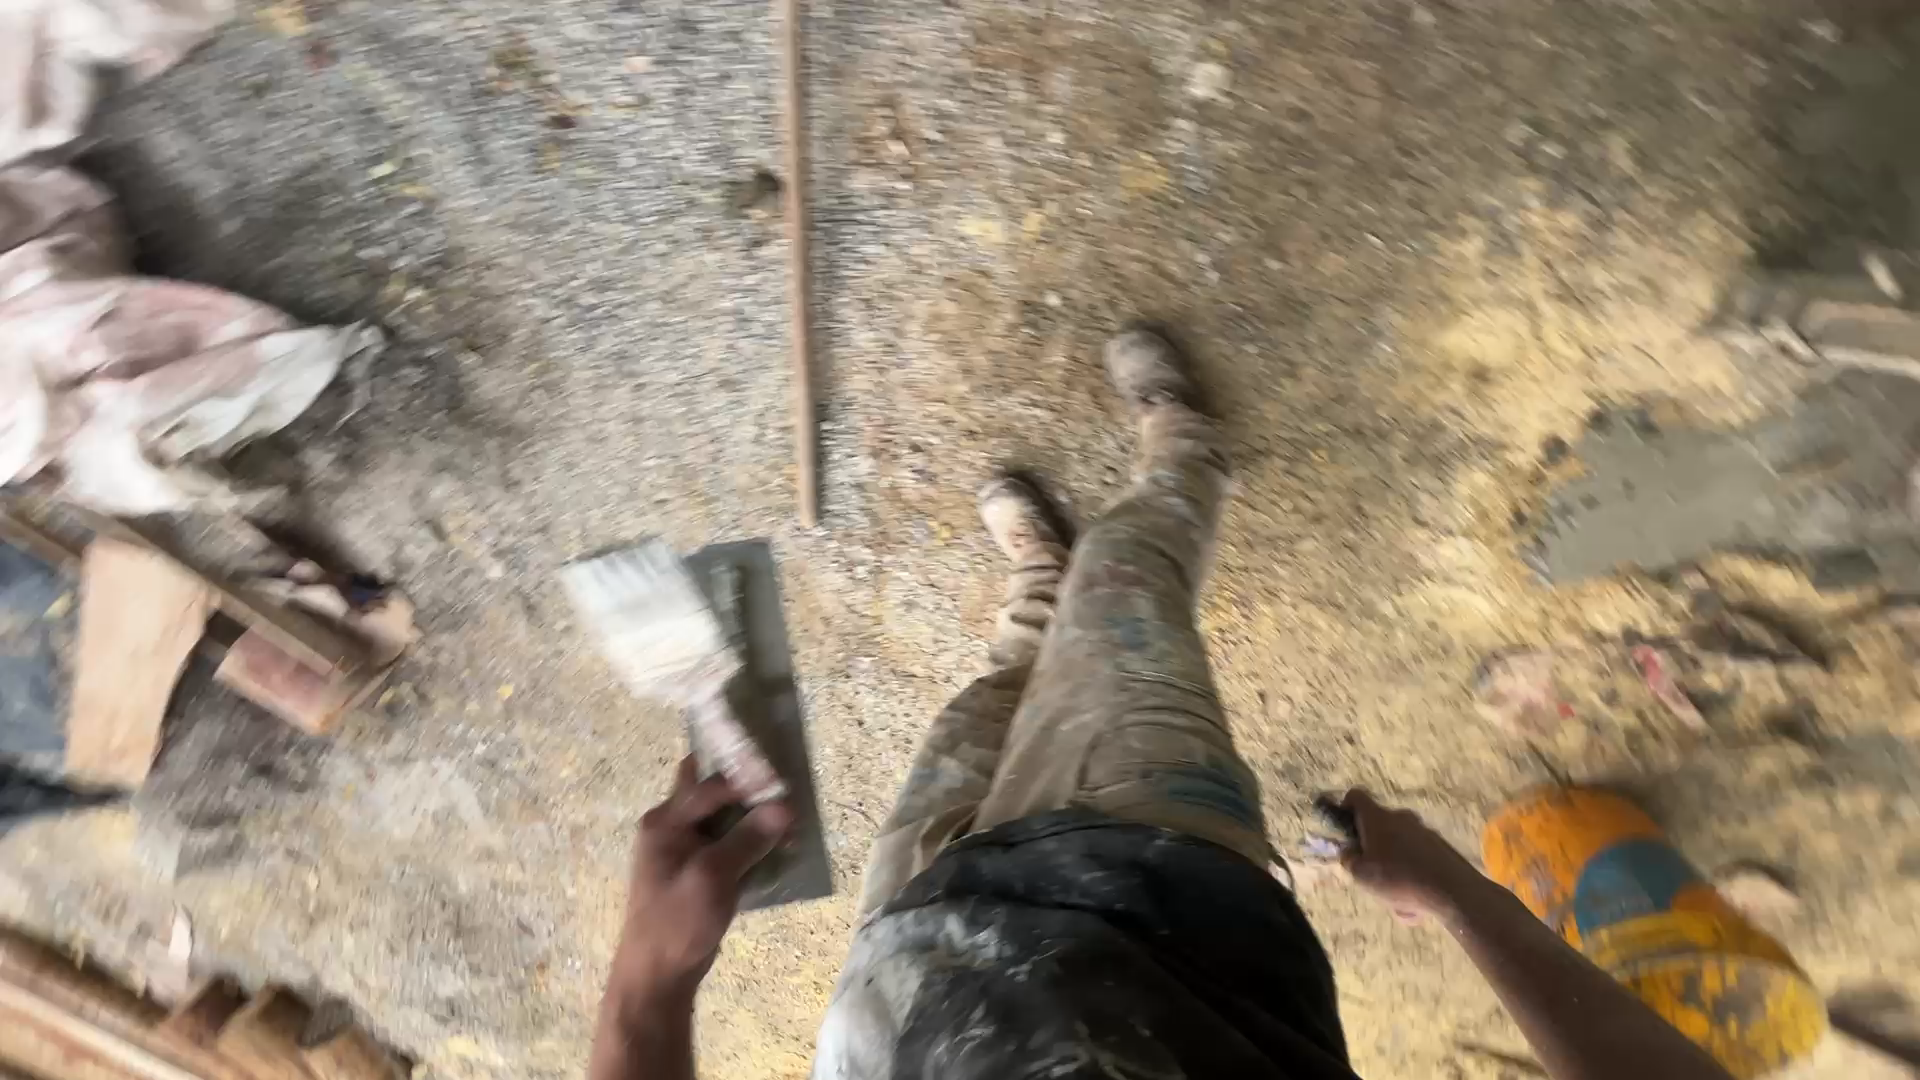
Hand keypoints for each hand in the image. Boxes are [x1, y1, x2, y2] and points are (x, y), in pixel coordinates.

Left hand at [608, 757, 793, 1002]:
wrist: (657, 980)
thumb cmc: (677, 923)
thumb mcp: (713, 876)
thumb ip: (748, 838)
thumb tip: (785, 806)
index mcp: (665, 821)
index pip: (711, 784)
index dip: (747, 781)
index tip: (782, 786)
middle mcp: (673, 827)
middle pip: (717, 794)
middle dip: (752, 793)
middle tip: (785, 796)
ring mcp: (686, 849)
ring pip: (727, 819)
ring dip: (756, 819)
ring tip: (789, 825)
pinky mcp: (701, 870)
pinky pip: (730, 843)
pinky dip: (752, 842)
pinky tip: (778, 848)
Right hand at [1339, 788, 1490, 923]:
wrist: (1456, 893)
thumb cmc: (1399, 878)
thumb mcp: (1360, 875)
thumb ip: (1349, 860)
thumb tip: (1350, 854)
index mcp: (1376, 818)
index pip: (1355, 797)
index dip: (1346, 807)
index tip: (1345, 827)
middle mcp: (1400, 818)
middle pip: (1380, 825)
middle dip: (1374, 847)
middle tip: (1372, 871)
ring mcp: (1425, 832)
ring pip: (1401, 847)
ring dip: (1396, 866)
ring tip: (1399, 899)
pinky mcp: (1444, 850)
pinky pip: (1421, 860)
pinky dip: (1416, 876)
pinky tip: (1418, 903)